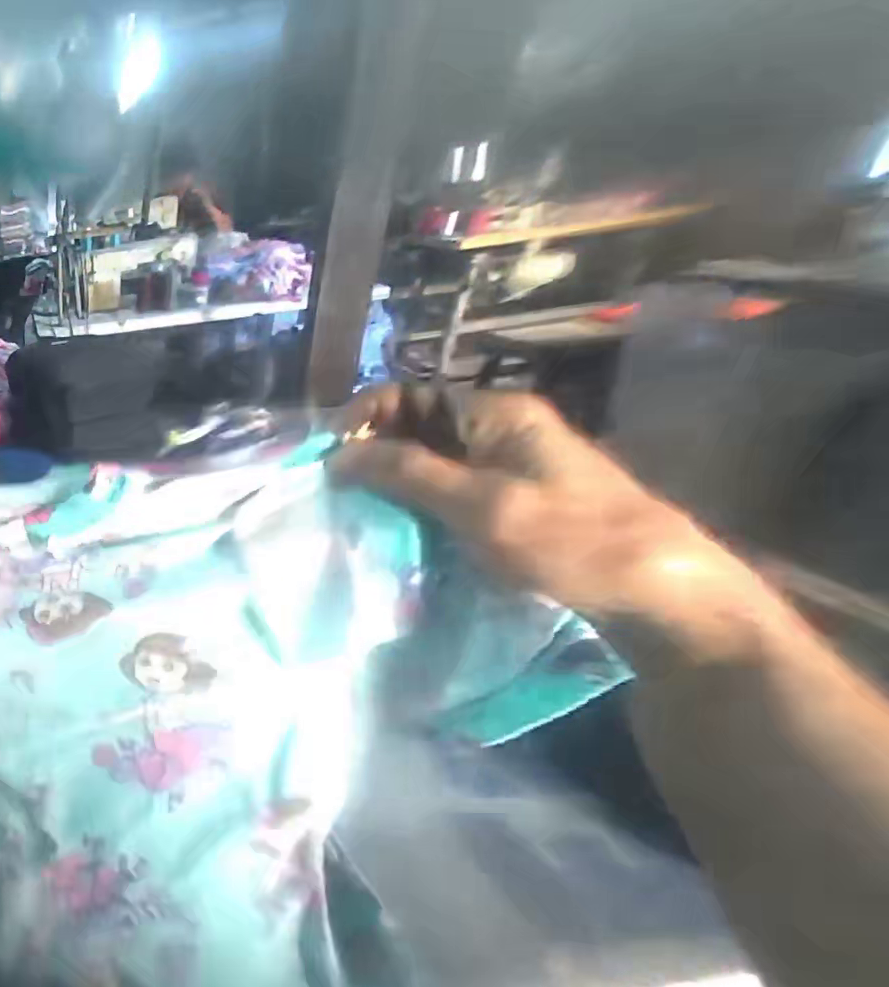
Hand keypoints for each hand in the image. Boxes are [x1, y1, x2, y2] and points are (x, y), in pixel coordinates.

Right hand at [329, 385, 775, 664]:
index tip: (329, 455)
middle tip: (334, 486)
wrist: (658, 592)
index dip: (361, 416)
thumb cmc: (569, 540)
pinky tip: (390, 521)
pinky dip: (408, 497)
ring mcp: (499, 463)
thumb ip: (407, 473)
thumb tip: (337, 454)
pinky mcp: (500, 495)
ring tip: (353, 505)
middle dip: (367, 448)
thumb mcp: (480, 504)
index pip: (406, 394)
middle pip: (410, 423)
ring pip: (421, 456)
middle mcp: (494, 428)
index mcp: (495, 413)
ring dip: (384, 476)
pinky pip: (438, 484)